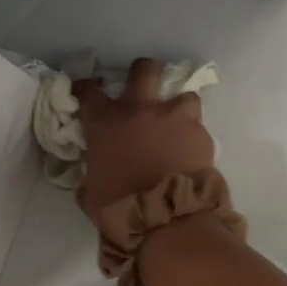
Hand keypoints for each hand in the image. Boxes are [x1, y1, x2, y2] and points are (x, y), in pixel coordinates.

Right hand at [76, 57, 216, 224]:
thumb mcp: (92, 190)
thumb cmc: (120, 207)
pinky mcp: (199, 131)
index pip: (89, 92)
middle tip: (145, 86)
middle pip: (144, 69)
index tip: (87, 90)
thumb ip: (92, 172)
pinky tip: (192, 150)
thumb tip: (94, 172)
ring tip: (178, 123)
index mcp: (106, 122)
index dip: (86, 88)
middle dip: (144, 72)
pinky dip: (194, 134)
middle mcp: (139, 109)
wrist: (166, 216)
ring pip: (183, 94)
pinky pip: (198, 124)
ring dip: (179, 106)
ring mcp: (173, 117)